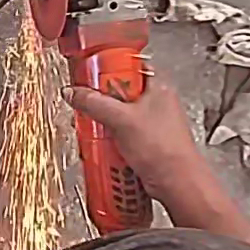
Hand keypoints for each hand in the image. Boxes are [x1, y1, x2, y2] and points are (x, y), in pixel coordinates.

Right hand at [63, 75, 201, 185]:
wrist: (177, 184)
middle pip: (118, 92)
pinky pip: (117, 133)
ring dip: (101, 121)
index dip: (108, 67)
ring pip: (116, 114)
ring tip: (92, 127)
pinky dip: (107, 138)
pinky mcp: (142, 142)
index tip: (88, 72)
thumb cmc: (163, 149)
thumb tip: (72, 92)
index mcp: (157, 88)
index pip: (129, 65)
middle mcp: (154, 103)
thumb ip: (93, 103)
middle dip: (99, 100)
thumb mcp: (121, 119)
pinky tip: (100, 144)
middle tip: (86, 104)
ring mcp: (148, 124)